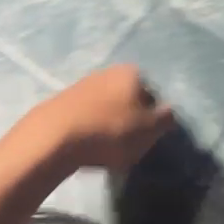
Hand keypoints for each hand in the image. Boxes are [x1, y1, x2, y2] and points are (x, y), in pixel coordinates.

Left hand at [8, 65, 174, 174]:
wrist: (55, 137)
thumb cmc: (110, 132)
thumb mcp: (150, 129)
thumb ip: (166, 118)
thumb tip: (168, 112)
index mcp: (132, 73)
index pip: (153, 95)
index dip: (153, 119)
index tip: (147, 139)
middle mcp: (107, 71)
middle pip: (128, 101)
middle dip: (130, 121)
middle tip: (128, 147)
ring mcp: (81, 84)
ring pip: (106, 109)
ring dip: (109, 127)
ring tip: (105, 151)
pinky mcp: (61, 101)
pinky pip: (86, 118)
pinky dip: (90, 131)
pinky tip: (86, 148)